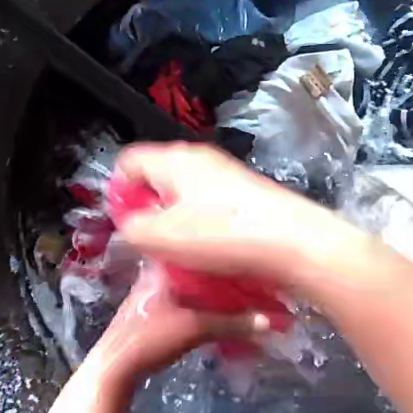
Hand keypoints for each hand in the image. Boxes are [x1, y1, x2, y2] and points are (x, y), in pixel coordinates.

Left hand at [87, 264, 267, 387]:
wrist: (115, 369)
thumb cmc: (150, 338)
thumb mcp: (195, 328)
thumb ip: (232, 323)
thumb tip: (270, 321)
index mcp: (162, 264)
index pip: (195, 244)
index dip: (221, 246)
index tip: (246, 247)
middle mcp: (157, 271)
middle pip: (198, 265)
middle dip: (223, 271)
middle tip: (252, 272)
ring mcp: (155, 290)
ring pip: (193, 283)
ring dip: (215, 288)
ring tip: (244, 289)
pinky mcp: (156, 308)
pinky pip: (188, 297)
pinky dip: (206, 301)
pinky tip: (224, 307)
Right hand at [112, 143, 375, 289]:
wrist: (294, 243)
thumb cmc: (221, 235)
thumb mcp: (160, 238)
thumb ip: (132, 228)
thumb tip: (130, 225)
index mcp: (174, 160)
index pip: (129, 161)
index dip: (118, 191)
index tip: (124, 223)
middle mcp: (200, 158)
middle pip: (158, 178)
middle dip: (149, 209)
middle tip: (150, 243)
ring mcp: (227, 175)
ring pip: (185, 195)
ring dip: (177, 223)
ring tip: (180, 254)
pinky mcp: (248, 195)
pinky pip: (211, 207)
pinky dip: (203, 228)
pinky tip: (210, 253)